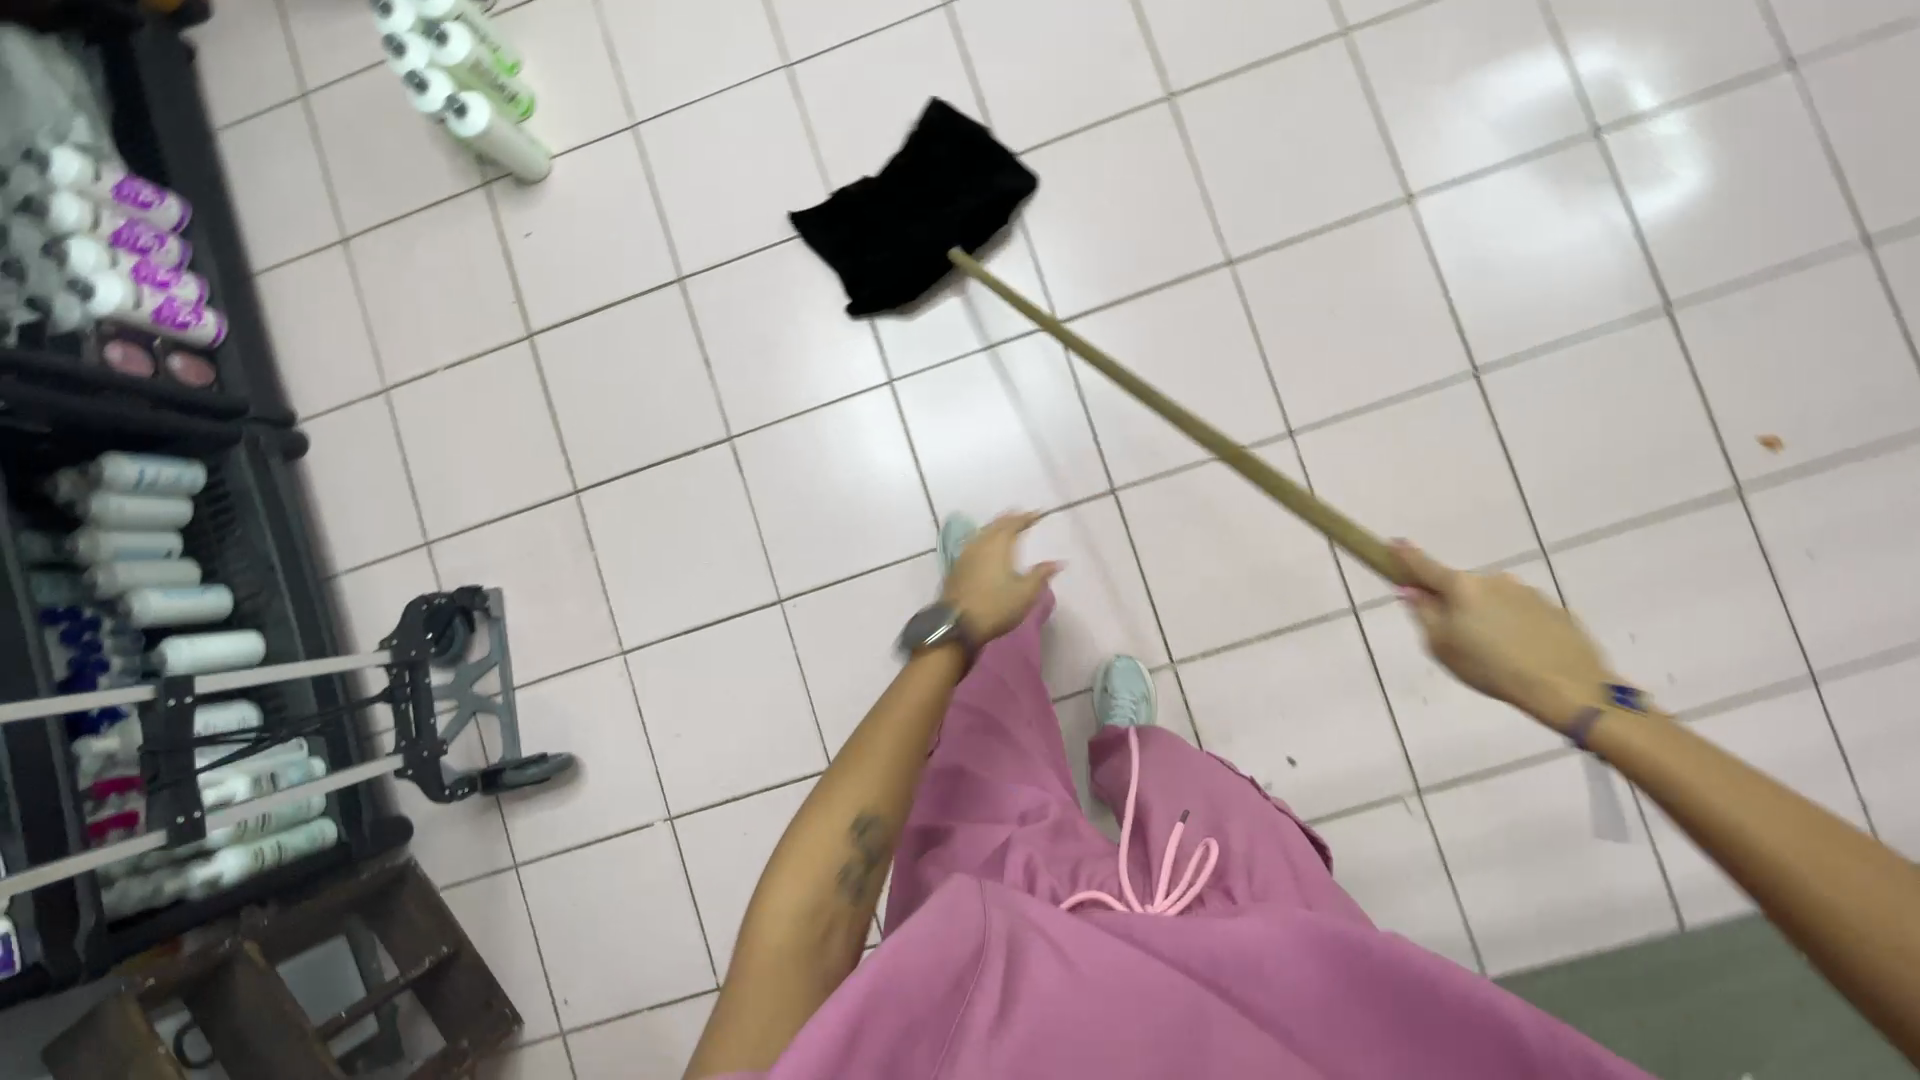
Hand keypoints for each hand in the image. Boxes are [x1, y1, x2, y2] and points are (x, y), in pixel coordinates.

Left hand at [942, 512, 1062, 644]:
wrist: (957, 625)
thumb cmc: (996, 607)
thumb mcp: (1026, 593)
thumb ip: (1042, 575)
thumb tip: (1059, 562)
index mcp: (998, 545)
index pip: (1014, 524)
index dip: (1026, 517)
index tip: (1038, 514)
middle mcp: (980, 544)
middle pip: (996, 524)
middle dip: (1010, 519)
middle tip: (1023, 517)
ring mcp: (965, 554)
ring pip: (983, 533)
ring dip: (996, 527)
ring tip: (1006, 528)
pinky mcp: (957, 567)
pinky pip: (974, 543)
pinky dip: (985, 538)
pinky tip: (987, 546)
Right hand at [1394, 542, 1611, 732]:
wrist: (1566, 686)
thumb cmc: (1490, 667)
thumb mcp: (1442, 646)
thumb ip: (1423, 614)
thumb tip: (1410, 590)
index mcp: (1462, 587)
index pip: (1425, 566)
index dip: (1406, 556)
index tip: (1394, 542)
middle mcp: (1494, 580)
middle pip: (1462, 588)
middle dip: (1454, 604)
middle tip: (1457, 638)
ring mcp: (1528, 592)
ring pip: (1493, 600)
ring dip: (1487, 617)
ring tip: (1496, 653)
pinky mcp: (1555, 609)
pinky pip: (1522, 613)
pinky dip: (1515, 626)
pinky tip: (1522, 653)